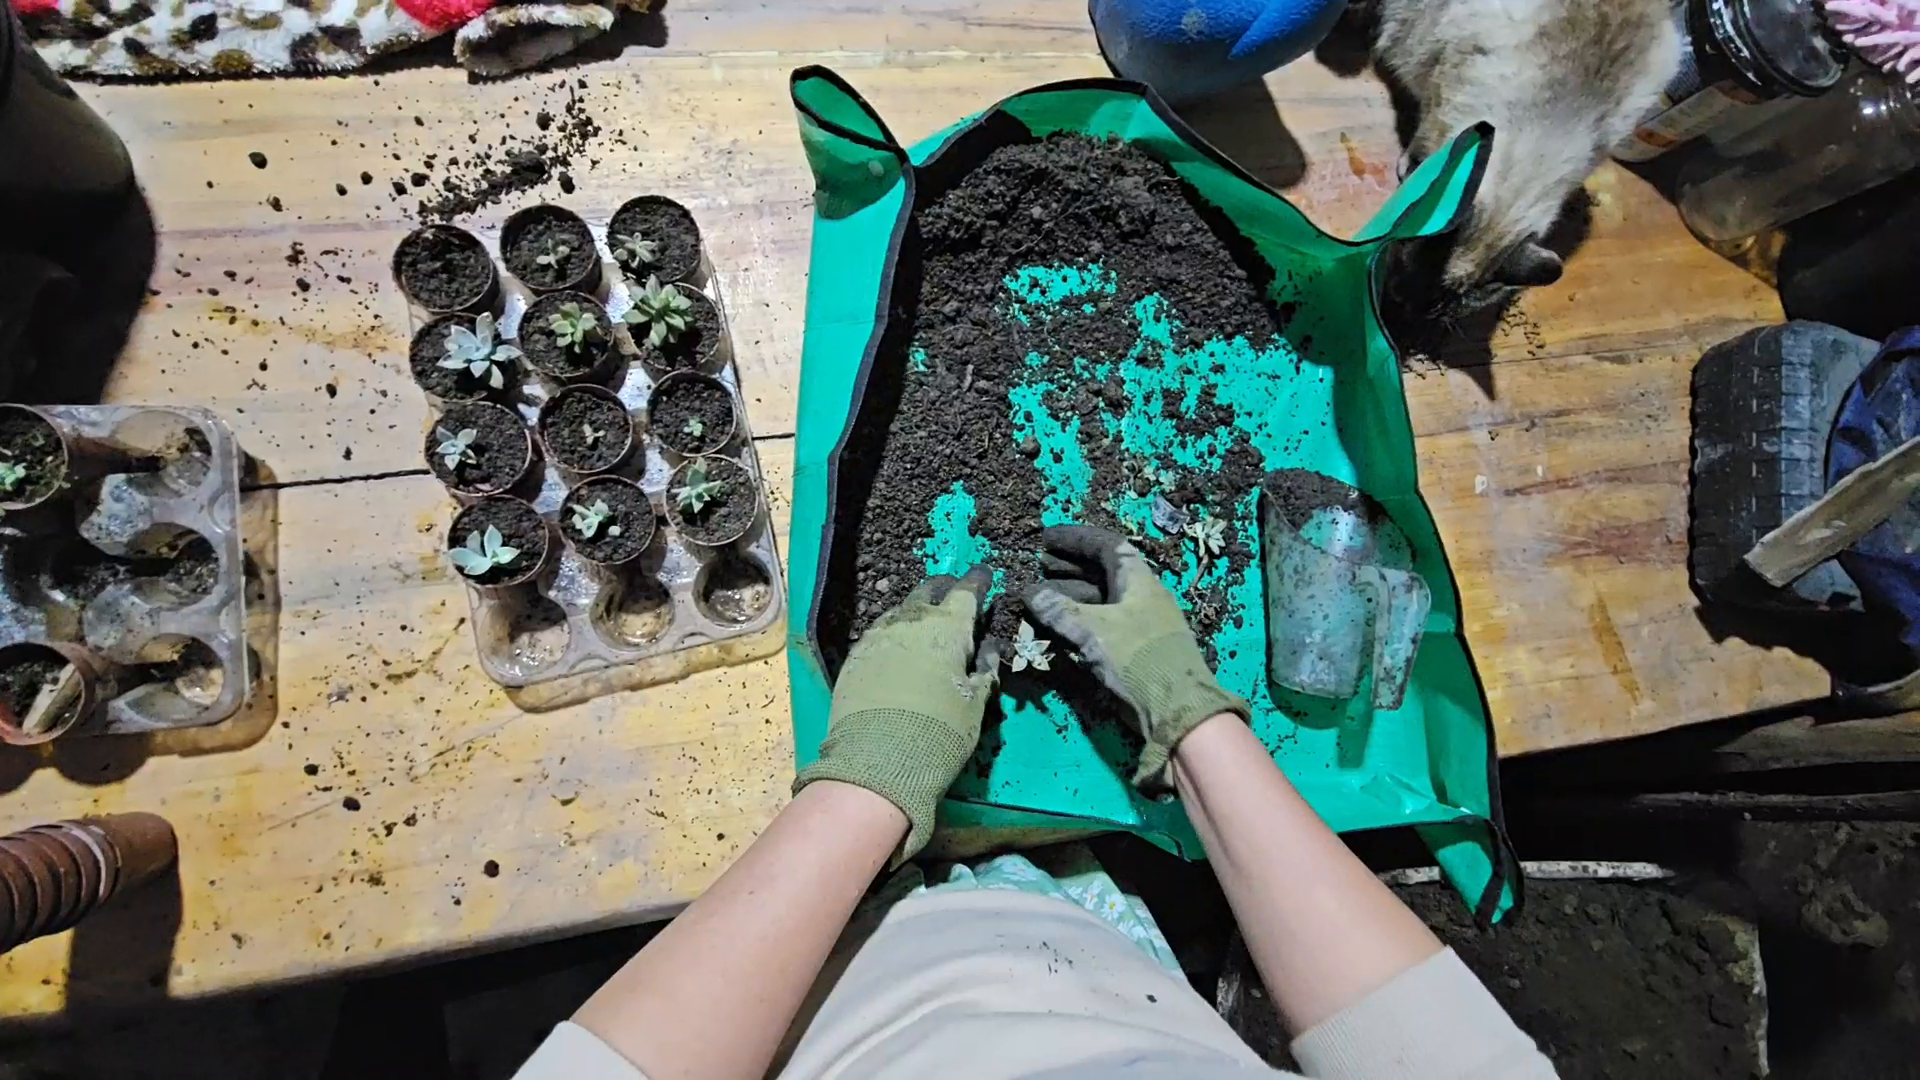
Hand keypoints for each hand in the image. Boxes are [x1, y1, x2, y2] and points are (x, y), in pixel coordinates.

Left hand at [794, 566, 997, 861]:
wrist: (879, 761)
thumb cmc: (940, 732)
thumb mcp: (976, 704)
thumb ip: (984, 668)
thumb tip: (989, 645)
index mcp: (948, 627)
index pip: (967, 591)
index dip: (979, 582)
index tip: (985, 577)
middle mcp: (912, 620)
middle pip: (930, 590)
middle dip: (945, 588)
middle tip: (954, 593)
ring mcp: (879, 635)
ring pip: (901, 608)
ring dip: (917, 609)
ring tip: (924, 620)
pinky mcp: (856, 655)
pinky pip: (880, 632)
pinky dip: (894, 631)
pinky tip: (898, 645)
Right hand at [1023, 525, 1247, 790]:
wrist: (1175, 708)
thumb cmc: (1137, 656)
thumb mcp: (1092, 628)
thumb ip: (1058, 609)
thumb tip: (1030, 593)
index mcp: (1137, 579)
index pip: (1106, 545)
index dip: (1075, 539)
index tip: (1046, 539)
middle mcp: (1138, 595)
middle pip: (1100, 571)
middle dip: (1068, 567)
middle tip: (1039, 566)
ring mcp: (1136, 623)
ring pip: (1097, 601)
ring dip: (1067, 598)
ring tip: (1037, 601)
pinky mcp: (1131, 649)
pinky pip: (1098, 626)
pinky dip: (1075, 623)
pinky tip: (1054, 629)